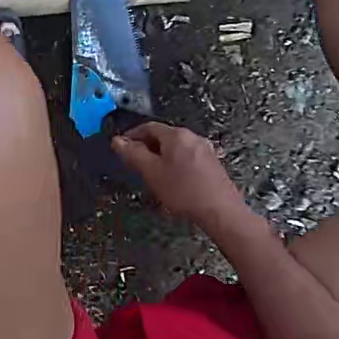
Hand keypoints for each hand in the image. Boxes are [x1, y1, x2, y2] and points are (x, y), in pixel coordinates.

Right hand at [112, 121, 252, 234]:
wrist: (221, 211)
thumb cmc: (185, 191)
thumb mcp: (152, 172)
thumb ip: (133, 154)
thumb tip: (118, 141)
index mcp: (176, 135)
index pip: (148, 127)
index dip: (132, 135)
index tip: (122, 146)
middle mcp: (192, 137)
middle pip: (164, 136)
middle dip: (147, 146)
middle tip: (135, 161)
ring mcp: (205, 150)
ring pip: (176, 148)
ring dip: (161, 157)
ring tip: (152, 173)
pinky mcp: (212, 164)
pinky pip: (188, 158)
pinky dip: (176, 164)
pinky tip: (173, 181)